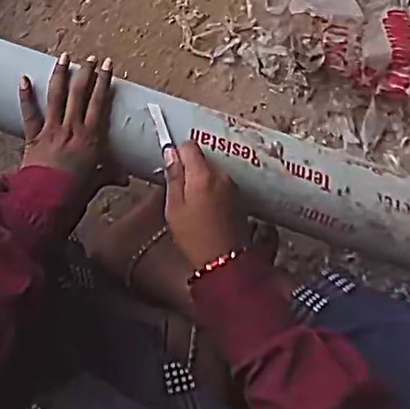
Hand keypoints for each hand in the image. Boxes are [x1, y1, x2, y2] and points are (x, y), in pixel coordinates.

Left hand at [19, 54, 113, 194]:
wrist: (46, 203)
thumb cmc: (73, 195)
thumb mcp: (95, 183)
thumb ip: (109, 176)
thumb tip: (124, 179)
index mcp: (90, 137)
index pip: (99, 102)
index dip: (104, 81)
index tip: (107, 65)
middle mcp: (71, 128)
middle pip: (79, 93)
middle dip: (85, 72)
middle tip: (90, 58)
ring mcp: (51, 130)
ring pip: (56, 96)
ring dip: (60, 75)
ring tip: (63, 57)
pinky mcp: (33, 136)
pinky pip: (29, 113)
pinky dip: (26, 95)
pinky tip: (24, 78)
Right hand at [164, 141, 249, 270]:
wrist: (225, 262)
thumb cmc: (194, 236)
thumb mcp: (174, 207)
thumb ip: (173, 176)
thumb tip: (170, 153)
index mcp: (202, 175)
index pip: (190, 146)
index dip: (178, 153)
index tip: (172, 167)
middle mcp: (221, 175)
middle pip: (202, 158)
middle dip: (190, 168)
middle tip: (180, 190)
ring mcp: (232, 186)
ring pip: (212, 171)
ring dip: (202, 180)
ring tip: (194, 203)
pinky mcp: (239, 197)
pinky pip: (221, 184)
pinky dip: (212, 190)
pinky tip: (207, 208)